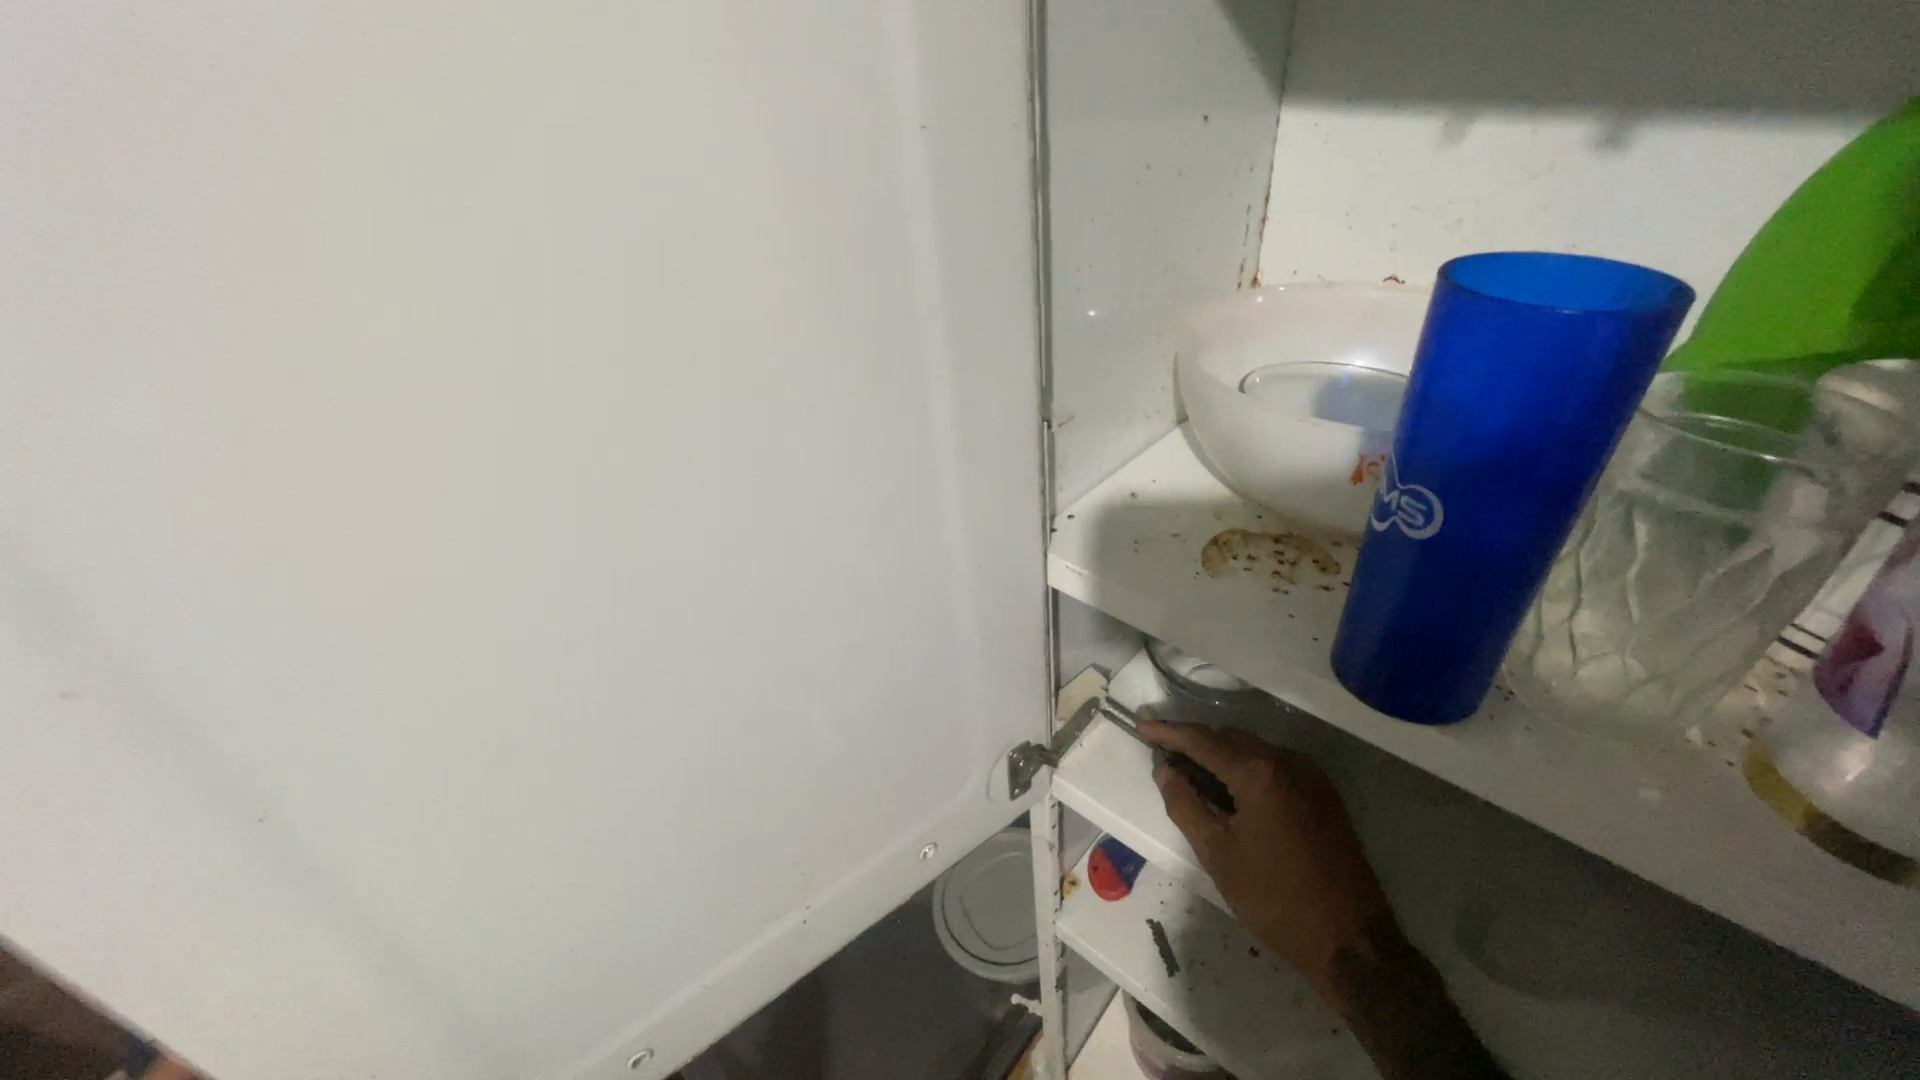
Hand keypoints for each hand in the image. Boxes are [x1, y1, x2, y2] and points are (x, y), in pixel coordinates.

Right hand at [1139, 720, 1392, 998]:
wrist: (1350, 939)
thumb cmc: (1275, 898)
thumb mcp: (1217, 854)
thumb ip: (1185, 805)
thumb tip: (1165, 771)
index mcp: (1259, 772)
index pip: (1203, 740)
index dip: (1168, 732)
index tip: (1141, 726)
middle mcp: (1287, 761)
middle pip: (1230, 738)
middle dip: (1194, 740)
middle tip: (1161, 750)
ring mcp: (1311, 776)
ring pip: (1254, 750)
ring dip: (1220, 753)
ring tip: (1189, 768)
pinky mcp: (1323, 794)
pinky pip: (1275, 765)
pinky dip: (1246, 766)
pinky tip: (1229, 786)